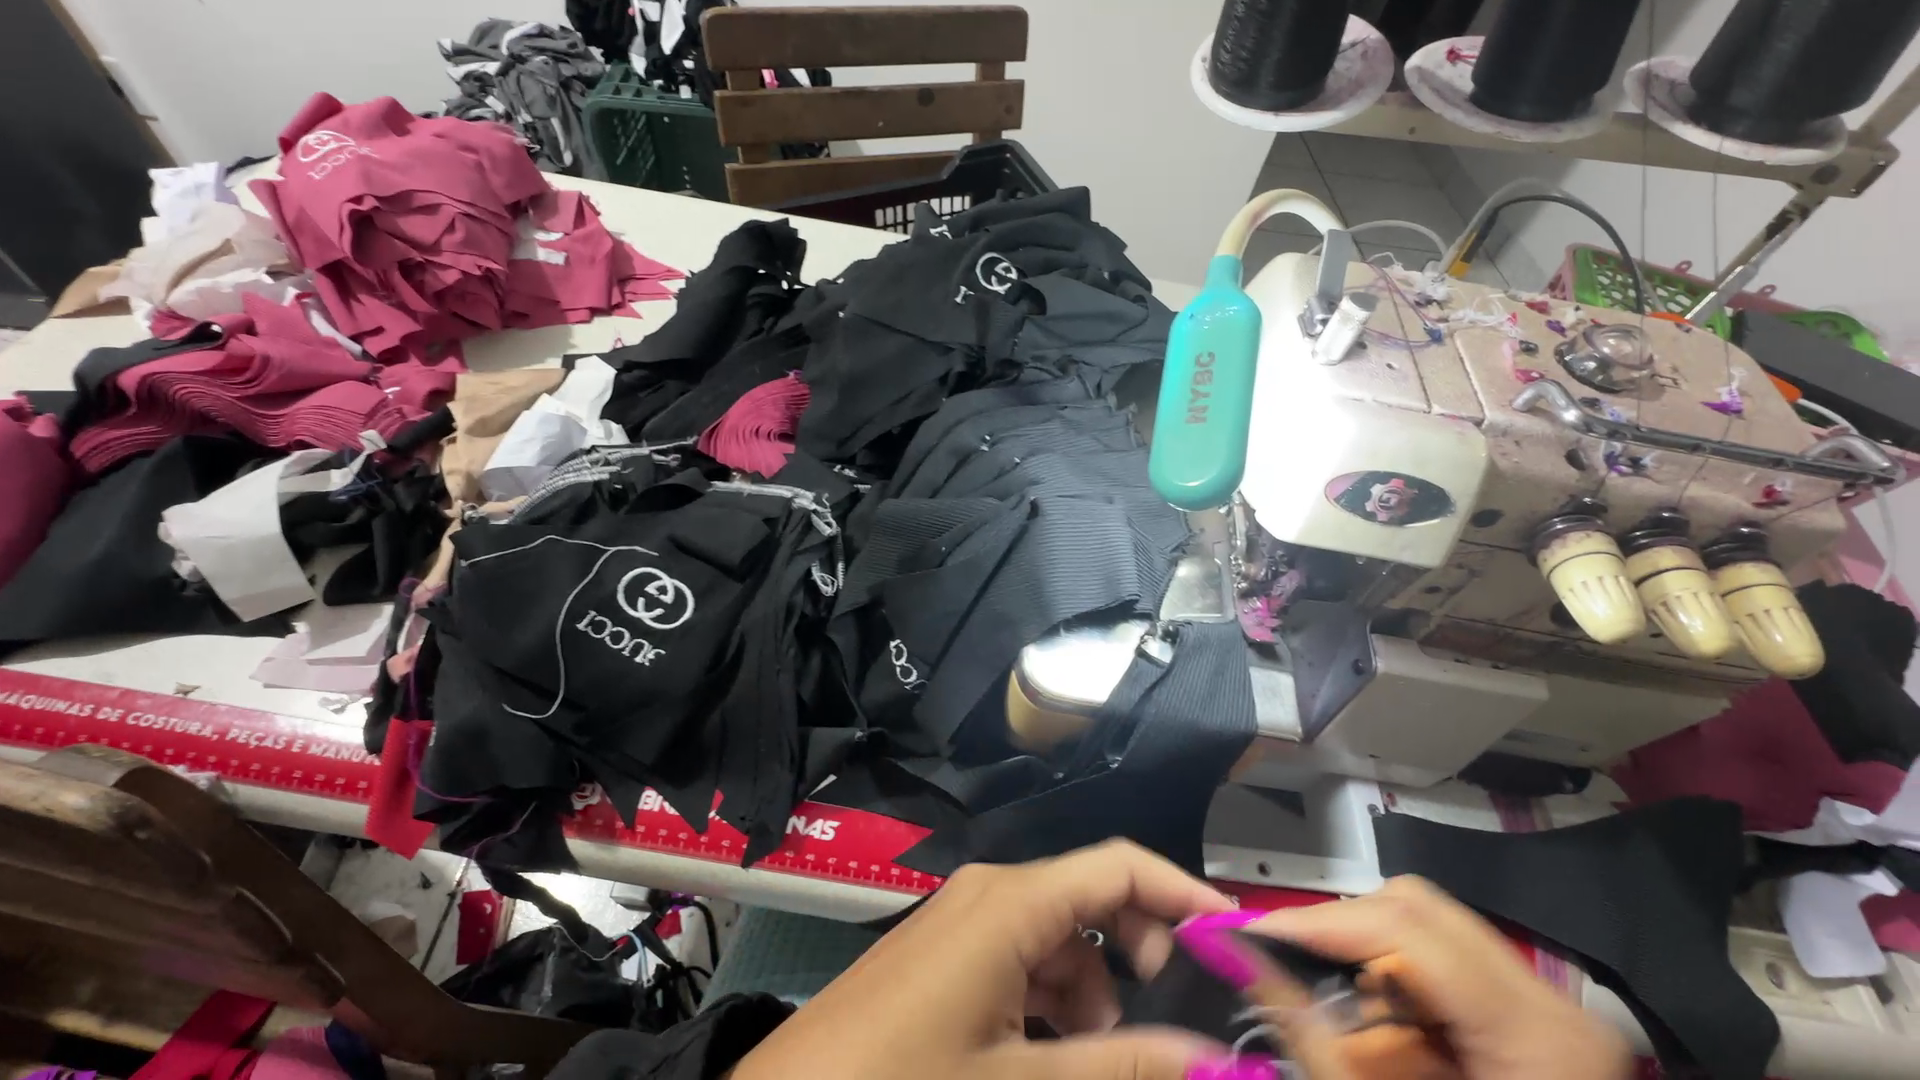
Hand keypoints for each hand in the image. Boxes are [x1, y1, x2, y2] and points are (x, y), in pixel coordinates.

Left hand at [729, 840, 1237, 1079]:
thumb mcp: (1024, 1079)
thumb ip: (1124, 1062)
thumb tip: (1209, 1056)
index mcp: (1012, 901)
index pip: (1120, 866)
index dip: (1183, 893)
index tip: (1233, 939)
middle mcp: (991, 893)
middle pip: (1094, 897)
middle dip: (1141, 951)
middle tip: (1171, 1016)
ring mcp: (964, 918)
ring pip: (1060, 934)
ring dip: (1097, 988)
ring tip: (1102, 1054)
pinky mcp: (947, 950)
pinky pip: (1022, 955)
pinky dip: (1055, 996)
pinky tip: (1054, 1051)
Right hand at [1238, 876, 1630, 1079]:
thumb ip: (1312, 1035)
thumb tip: (1238, 956)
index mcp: (1534, 1033)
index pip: (1405, 929)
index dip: (1317, 923)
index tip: (1245, 936)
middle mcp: (1554, 1004)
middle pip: (1417, 908)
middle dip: (1336, 931)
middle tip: (1279, 962)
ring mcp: (1552, 1011)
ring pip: (1428, 924)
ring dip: (1361, 951)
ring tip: (1325, 1000)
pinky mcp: (1536, 1023)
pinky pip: (1444, 960)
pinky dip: (1393, 977)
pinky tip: (1376, 1022)